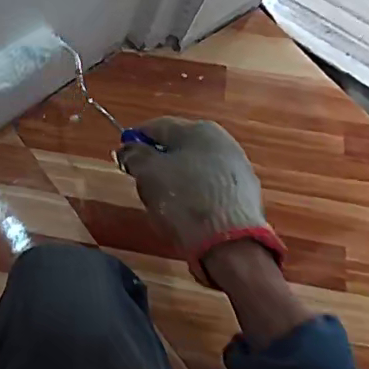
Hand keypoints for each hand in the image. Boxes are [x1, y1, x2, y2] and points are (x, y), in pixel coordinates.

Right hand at [118, 117, 283, 284]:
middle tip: (142, 182)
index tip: (122, 156)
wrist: (229, 242)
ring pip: (196, 166)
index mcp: (197, 129)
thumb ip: (134, 156)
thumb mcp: (147, 174)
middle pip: (179, 146)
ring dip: (178, 178)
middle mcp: (222, 140)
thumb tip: (128, 148)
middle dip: (158, 161)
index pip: (157, 126)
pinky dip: (196, 193)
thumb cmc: (183, 200)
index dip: (135, 139)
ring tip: (165, 202)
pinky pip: (211, 186)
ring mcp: (238, 166)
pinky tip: (189, 212)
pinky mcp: (245, 192)